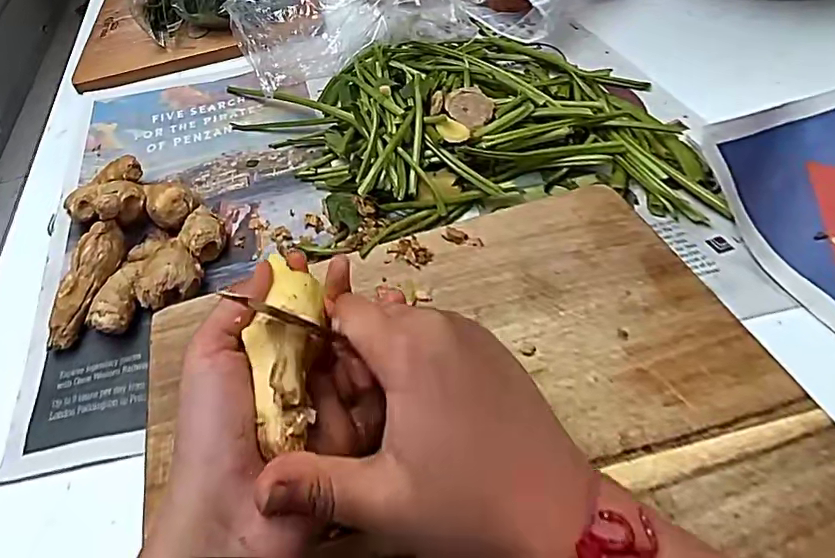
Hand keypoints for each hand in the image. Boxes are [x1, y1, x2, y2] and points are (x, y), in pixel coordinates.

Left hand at [142, 254, 380, 557]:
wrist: (228, 511)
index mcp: (260, 358)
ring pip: (349, 364)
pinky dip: (369, 382)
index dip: (299, 285)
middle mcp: (294, 382)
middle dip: (336, 300)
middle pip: (323, 333)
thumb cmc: (208, 432)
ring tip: (356, 310)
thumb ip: (235, 310)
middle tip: (345, 271)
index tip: (307, 258)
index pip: (287, 313)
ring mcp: (322, 413)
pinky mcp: (348, 448)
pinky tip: (368, 358)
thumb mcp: (208, 356)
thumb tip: (263, 267)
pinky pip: (367, 408)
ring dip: (355, 335)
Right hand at [254, 290, 598, 557]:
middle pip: (369, 316)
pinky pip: (432, 332)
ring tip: (406, 414)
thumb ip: (318, 485)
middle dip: (358, 355)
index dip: (330, 345)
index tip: (342, 389)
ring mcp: (466, 331)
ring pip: (399, 323)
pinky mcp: (487, 345)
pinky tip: (435, 409)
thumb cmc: (475, 507)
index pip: (340, 309)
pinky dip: (420, 357)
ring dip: (388, 355)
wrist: (572, 525)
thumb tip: (261, 490)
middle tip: (374, 413)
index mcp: (406, 344)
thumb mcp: (387, 501)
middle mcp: (435, 323)